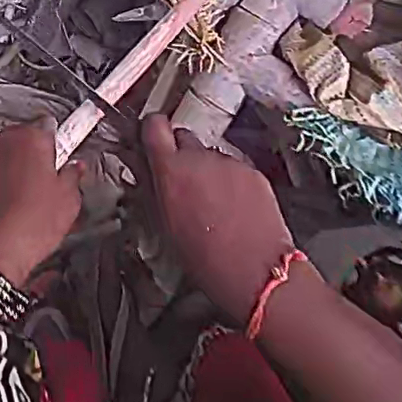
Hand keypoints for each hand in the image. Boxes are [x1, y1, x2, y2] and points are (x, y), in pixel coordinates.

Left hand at [0, 118, 82, 285]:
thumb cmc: (31, 223)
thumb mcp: (69, 199)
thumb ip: (73, 174)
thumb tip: (74, 169)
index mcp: (33, 137)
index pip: (52, 125)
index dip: (62, 139)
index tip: (69, 141)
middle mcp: (7, 139)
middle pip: (28, 135)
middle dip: (39, 152)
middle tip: (52, 177)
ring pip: (9, 150)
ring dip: (19, 162)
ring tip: (31, 193)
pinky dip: (1, 176)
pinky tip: (13, 198)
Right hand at [141, 116, 297, 324]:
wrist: (258, 276)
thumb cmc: (206, 258)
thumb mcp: (164, 220)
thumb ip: (153, 183)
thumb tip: (143, 164)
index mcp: (170, 168)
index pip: (154, 125)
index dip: (153, 130)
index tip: (153, 138)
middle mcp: (199, 158)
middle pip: (184, 138)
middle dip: (182, 154)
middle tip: (185, 180)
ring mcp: (229, 164)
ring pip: (211, 155)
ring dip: (209, 170)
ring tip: (215, 203)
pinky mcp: (255, 174)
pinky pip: (236, 169)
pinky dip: (233, 182)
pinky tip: (236, 208)